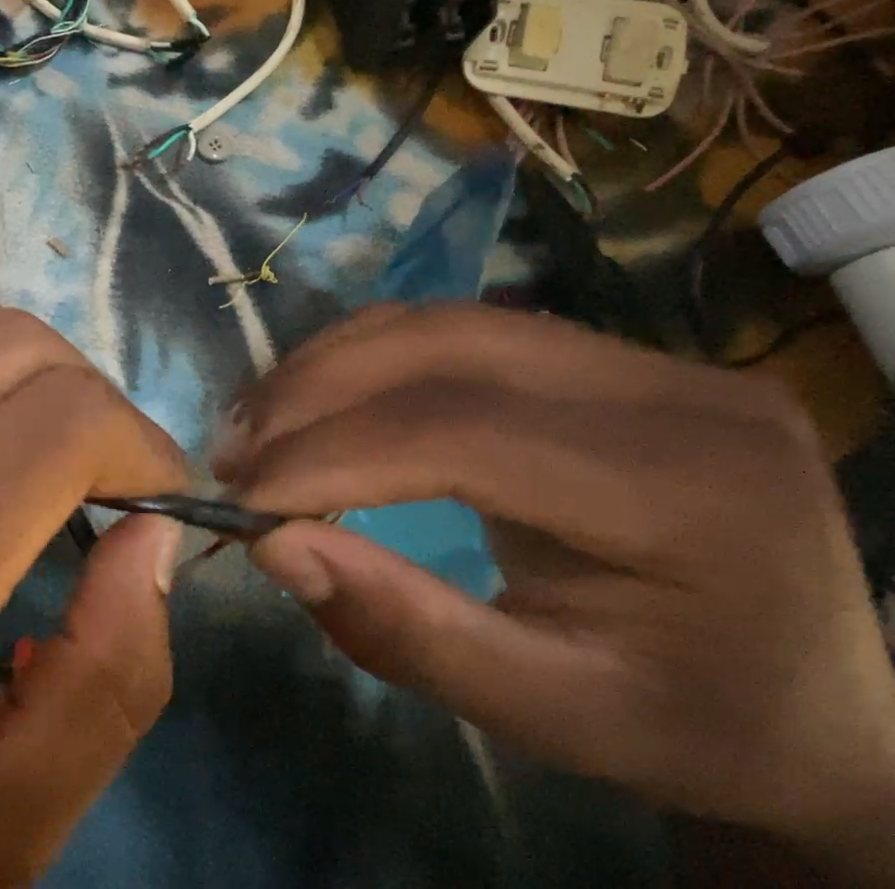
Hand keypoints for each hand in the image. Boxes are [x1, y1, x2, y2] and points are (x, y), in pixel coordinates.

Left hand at [0, 282, 187, 886]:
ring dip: (31, 375)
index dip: (147, 447)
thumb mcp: (7, 820)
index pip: (63, 415)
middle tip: (118, 496)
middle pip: (12, 343)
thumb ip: (112, 675)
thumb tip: (150, 538)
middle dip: (97, 401)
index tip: (170, 514)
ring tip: (54, 468)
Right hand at [212, 304, 894, 880]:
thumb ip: (404, 629)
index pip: (457, 433)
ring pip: (441, 321)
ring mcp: (652, 361)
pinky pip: (461, 330)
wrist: (819, 707)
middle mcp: (677, 394)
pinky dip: (366, 359)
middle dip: (310, 396)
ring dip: (326, 366)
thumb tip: (270, 545)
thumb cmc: (682, 725)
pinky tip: (318, 402)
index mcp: (683, 493)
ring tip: (254, 426)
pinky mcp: (616, 358)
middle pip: (442, 348)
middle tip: (228, 456)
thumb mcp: (542, 710)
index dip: (325, 457)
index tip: (237, 502)